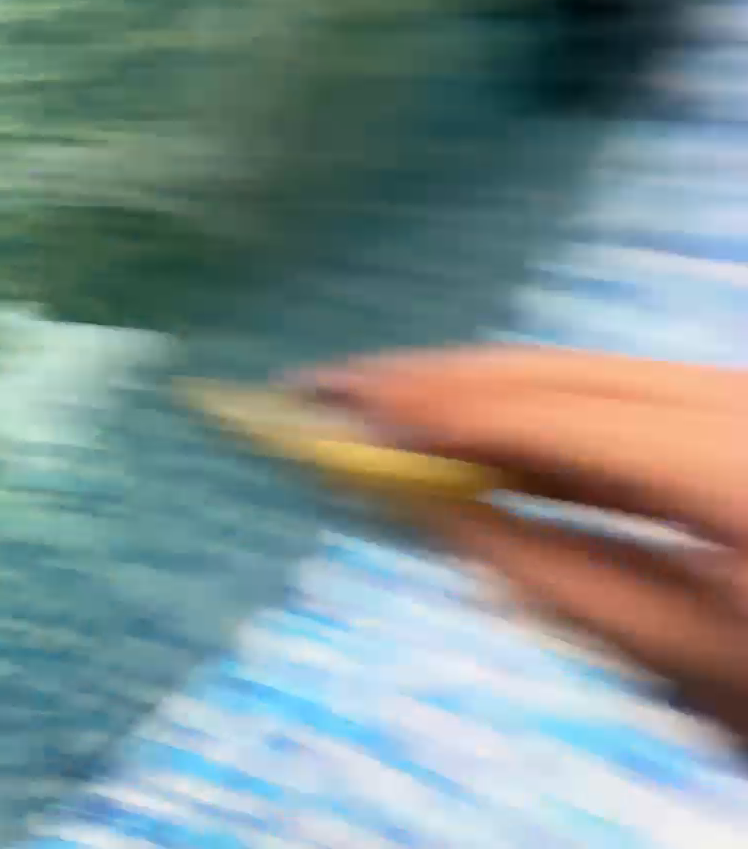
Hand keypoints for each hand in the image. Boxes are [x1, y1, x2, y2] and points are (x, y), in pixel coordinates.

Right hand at [297, 345, 747, 737]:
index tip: (321, 413)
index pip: (535, 416)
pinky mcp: (716, 402)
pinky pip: (583, 383)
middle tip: (311, 387)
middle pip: (536, 372)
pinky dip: (495, 396)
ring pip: (553, 367)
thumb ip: (520, 559)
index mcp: (733, 475)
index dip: (417, 411)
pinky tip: (432, 411)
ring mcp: (730, 395)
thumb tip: (389, 488)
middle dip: (413, 379)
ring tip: (351, 394)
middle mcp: (738, 408)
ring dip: (442, 382)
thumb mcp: (667, 649)